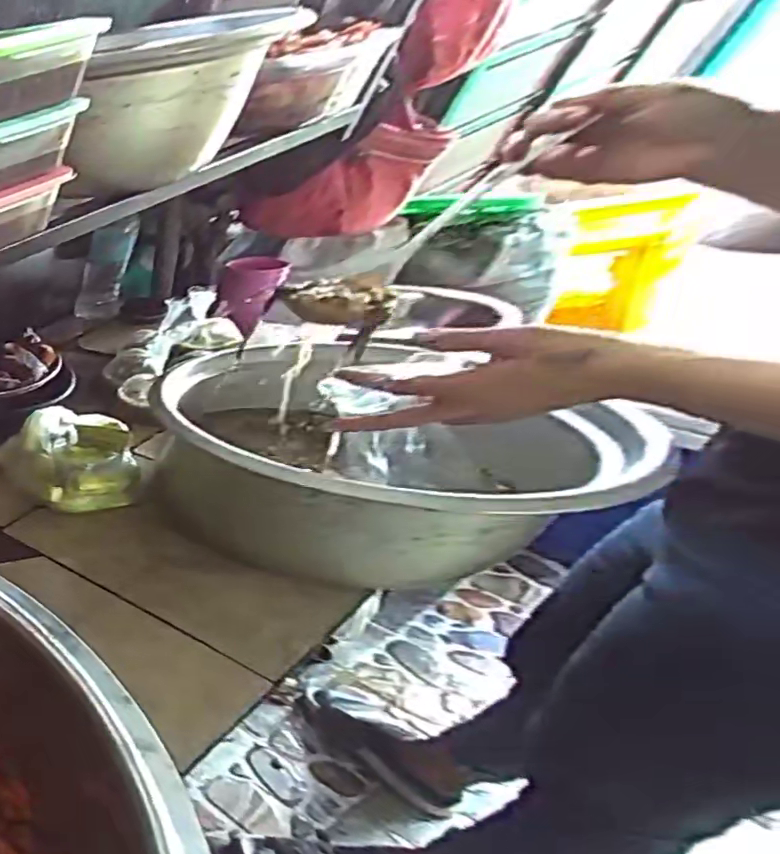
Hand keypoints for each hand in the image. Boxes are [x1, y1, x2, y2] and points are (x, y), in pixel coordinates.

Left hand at [332, 326, 684, 431]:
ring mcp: (475, 417)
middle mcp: (462, 410)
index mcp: (463, 388)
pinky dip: (421, 408)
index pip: (401, 386)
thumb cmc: (565, 351)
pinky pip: (444, 414)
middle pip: (400, 419)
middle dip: (364, 422)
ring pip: (421, 418)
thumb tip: (418, 337)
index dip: (369, 380)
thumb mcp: (509, 336)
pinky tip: (416, 399)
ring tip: (362, 411)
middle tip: (332, 426)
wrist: (611, 374)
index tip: (343, 376)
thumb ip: (459, 339)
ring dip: (391, 415)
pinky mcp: (488, 416)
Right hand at [499, 82, 763, 188]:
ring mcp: (577, 154)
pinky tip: (573, 164)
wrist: (709, 142)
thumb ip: (602, 99)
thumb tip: (556, 110)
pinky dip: (552, 169)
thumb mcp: (646, 93)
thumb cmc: (686, 110)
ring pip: (533, 157)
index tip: (562, 121)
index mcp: (592, 108)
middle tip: (515, 153)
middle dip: (518, 142)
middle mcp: (578, 130)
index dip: (544, 119)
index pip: (551, 113)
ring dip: (524, 158)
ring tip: (523, 162)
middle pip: (532, 136)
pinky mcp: (580, 175)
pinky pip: (552, 172)